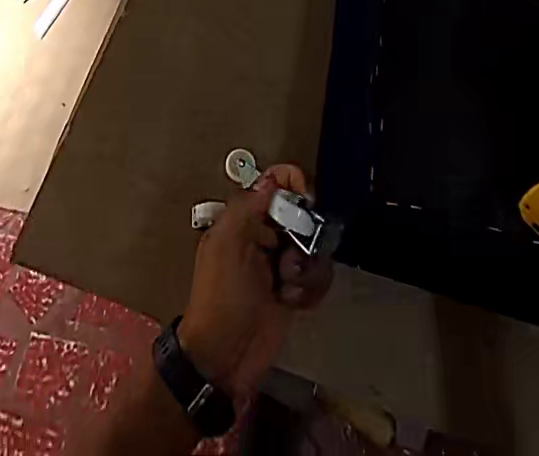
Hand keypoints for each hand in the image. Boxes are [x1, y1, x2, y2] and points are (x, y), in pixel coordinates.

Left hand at [179, 164, 334, 395]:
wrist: (225, 359)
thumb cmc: (220, 299)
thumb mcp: (227, 246)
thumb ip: (247, 207)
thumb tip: (270, 180)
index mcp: (242, 219)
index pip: (273, 184)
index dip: (292, 185)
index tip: (304, 200)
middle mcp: (263, 236)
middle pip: (302, 215)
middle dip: (305, 236)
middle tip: (290, 260)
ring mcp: (280, 264)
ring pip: (315, 247)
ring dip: (308, 268)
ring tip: (289, 287)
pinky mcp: (294, 291)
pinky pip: (318, 277)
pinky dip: (311, 289)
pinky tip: (293, 302)